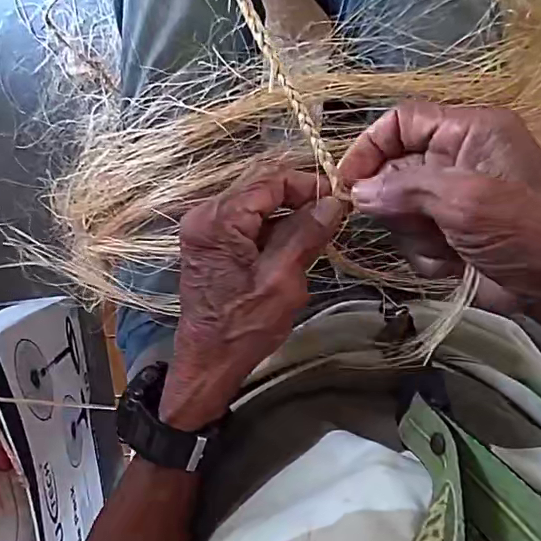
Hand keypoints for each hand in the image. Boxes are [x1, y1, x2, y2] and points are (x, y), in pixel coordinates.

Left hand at [162, 169, 349, 428]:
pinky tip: (293, 244)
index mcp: (218, 220)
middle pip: (258, 189)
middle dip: (297, 198)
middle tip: (332, 213)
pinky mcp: (207, 245)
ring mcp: (202, 230)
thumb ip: (306, 234)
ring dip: (286, 214)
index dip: (307, 184)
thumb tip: (333, 202)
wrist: (209, 359)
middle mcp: (203, 216)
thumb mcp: (282, 279)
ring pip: (253, 205)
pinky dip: (269, 228)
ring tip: (318, 230)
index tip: (338, 196)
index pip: (268, 181)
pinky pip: (243, 223)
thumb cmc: (244, 326)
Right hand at [336, 101, 540, 351]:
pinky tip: (455, 265)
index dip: (368, 148)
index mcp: (470, 131)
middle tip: (417, 224)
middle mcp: (459, 158)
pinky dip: (426, 257)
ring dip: (413, 237)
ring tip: (448, 248)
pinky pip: (412, 240)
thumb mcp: (467, 200)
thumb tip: (356, 191)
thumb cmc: (531, 234)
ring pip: (397, 211)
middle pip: (392, 170)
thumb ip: (406, 188)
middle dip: (395, 204)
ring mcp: (454, 199)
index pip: (400, 122)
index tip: (346, 185)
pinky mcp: (452, 233)